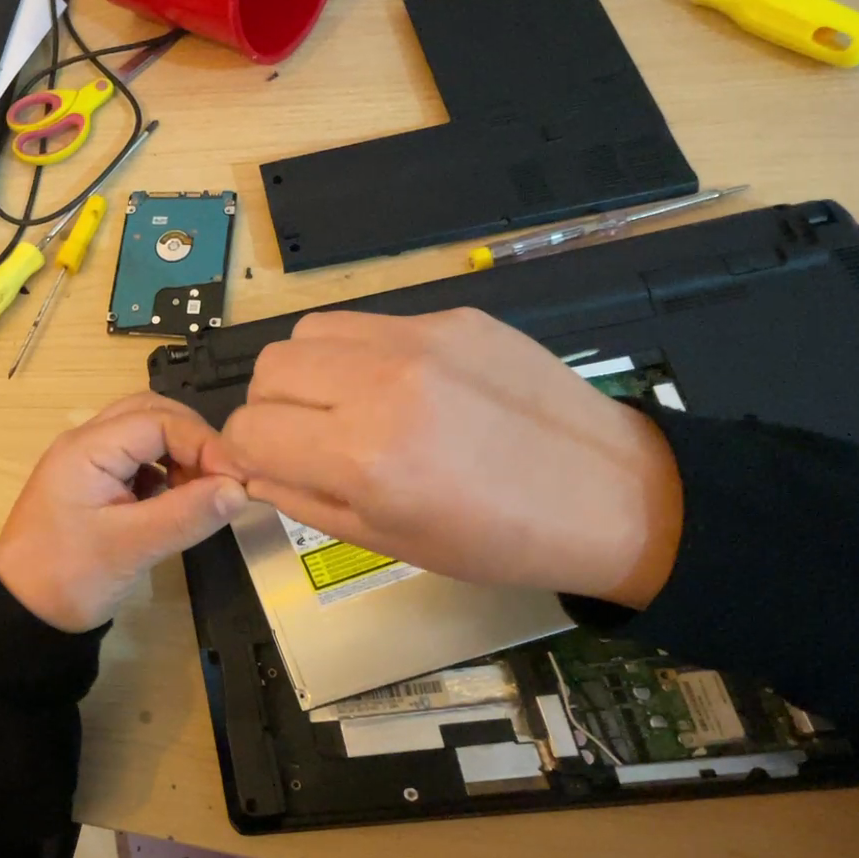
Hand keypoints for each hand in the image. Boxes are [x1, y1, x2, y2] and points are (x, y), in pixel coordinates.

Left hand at [0, 393, 249, 632]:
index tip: (237, 480)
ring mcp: (88, 461)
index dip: (203, 443)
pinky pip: (137, 458)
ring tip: (201, 492)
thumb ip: (185, 514)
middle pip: (151, 413)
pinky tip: (177, 499)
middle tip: (222, 479)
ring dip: (179, 453)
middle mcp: (86, 443)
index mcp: (87, 448)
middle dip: (193, 439)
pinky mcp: (95, 482)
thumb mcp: (130, 548)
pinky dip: (164, 469)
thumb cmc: (69, 577)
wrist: (22, 613)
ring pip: (144, 433)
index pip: (158, 420)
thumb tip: (239, 489)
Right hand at [220, 309, 683, 608]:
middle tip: (305, 435)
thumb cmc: (495, 539)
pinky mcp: (450, 316)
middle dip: (269, 408)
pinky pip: (365, 322)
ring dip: (305, 371)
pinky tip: (397, 384)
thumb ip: (299, 497)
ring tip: (342, 402)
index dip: (246, 452)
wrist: (612, 497)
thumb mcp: (384, 541)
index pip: (247, 429)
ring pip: (305, 333)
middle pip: (267, 370)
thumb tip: (251, 465)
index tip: (269, 463)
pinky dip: (355, 354)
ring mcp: (418, 339)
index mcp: (363, 457)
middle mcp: (380, 384)